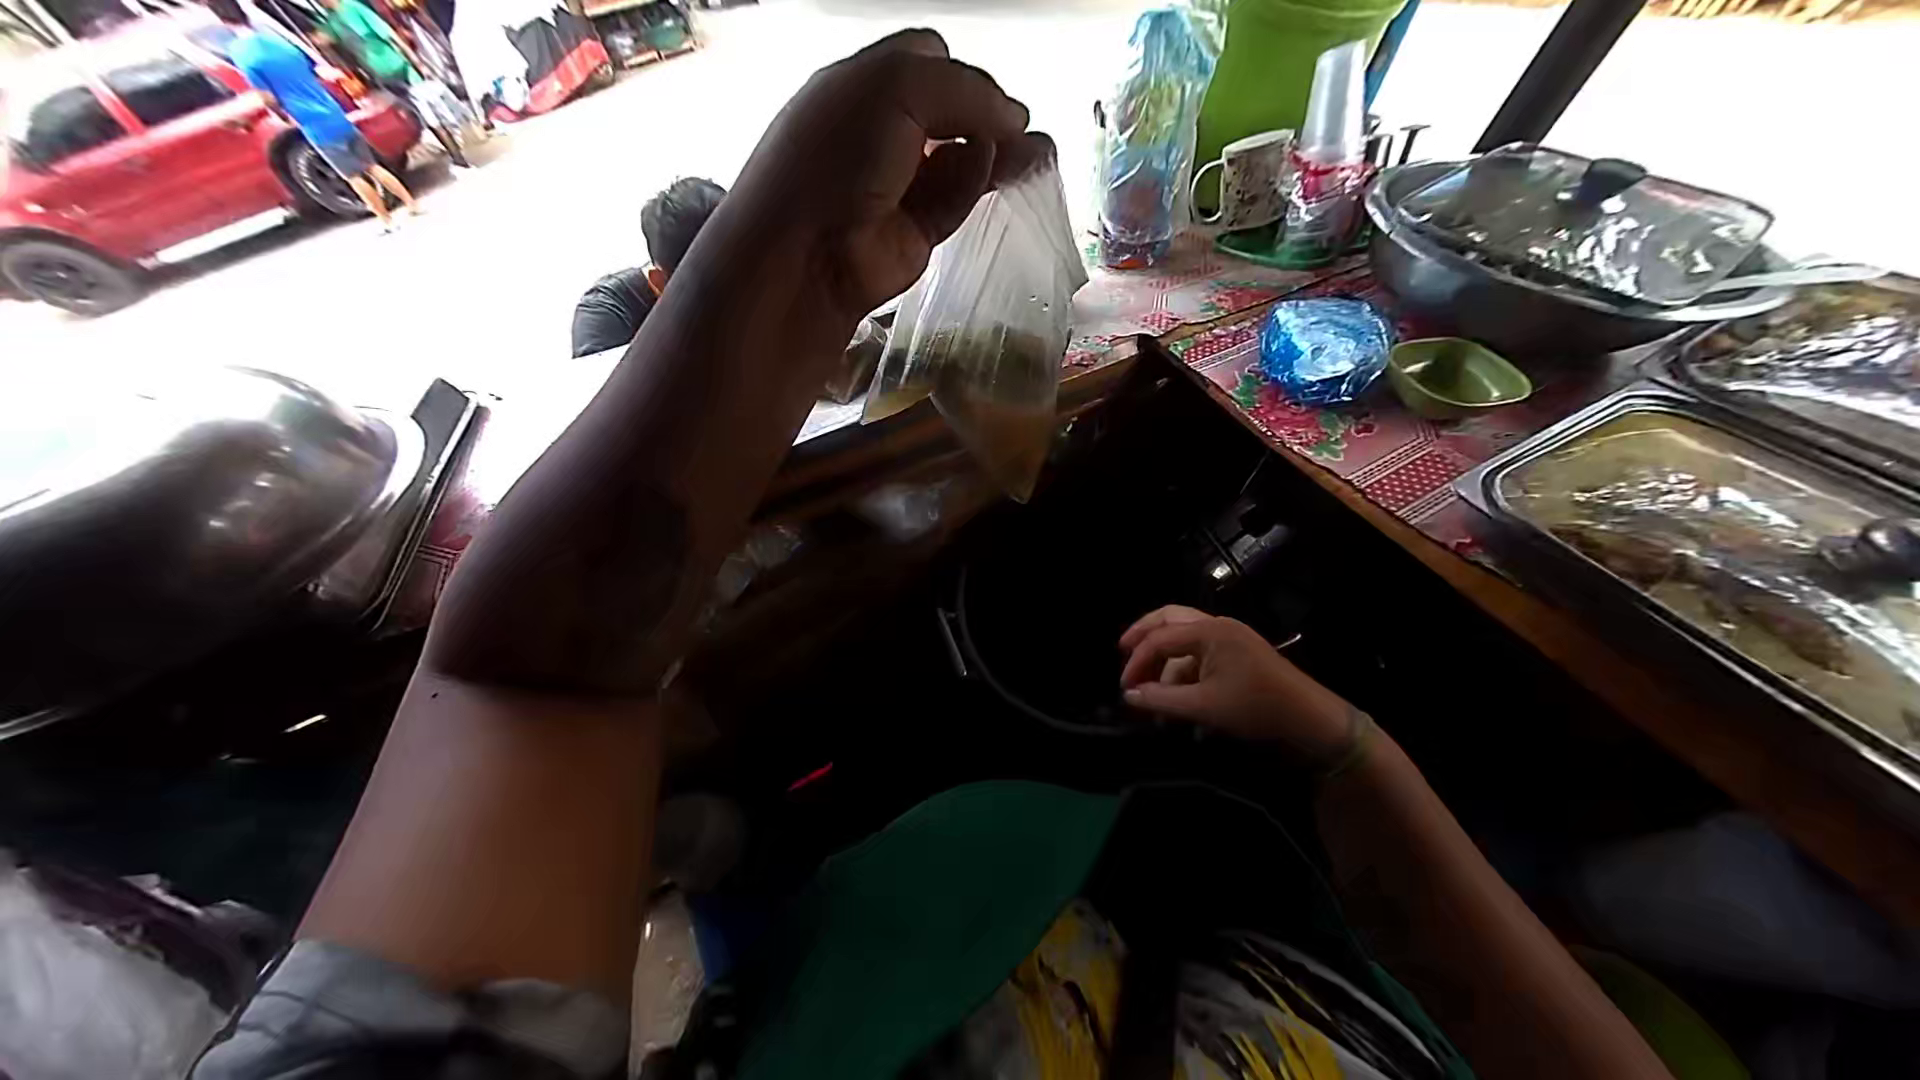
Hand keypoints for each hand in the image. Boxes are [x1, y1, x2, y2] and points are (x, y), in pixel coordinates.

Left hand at [723, 29, 1046, 326]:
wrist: (809, 251)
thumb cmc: (835, 156)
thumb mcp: (896, 87)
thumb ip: (963, 91)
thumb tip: (1013, 120)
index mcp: (864, 84)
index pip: (924, 62)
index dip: (960, 72)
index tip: (989, 91)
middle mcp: (881, 132)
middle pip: (950, 113)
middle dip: (988, 115)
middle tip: (1021, 125)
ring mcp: (899, 184)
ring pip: (960, 160)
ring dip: (999, 154)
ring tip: (1040, 153)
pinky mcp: (916, 230)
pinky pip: (956, 199)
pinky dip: (977, 185)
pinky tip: (1004, 173)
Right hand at [1119, 606, 1360, 763]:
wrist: (1310, 717)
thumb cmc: (1256, 707)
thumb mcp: (1204, 707)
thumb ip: (1161, 699)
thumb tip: (1130, 695)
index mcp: (1208, 631)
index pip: (1158, 639)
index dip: (1136, 662)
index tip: (1125, 687)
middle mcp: (1216, 624)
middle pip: (1168, 618)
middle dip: (1143, 635)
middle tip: (1123, 652)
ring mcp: (1229, 634)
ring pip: (1183, 630)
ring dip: (1162, 649)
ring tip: (1148, 675)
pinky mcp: (1237, 648)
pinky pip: (1199, 645)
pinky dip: (1181, 660)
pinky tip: (1176, 685)